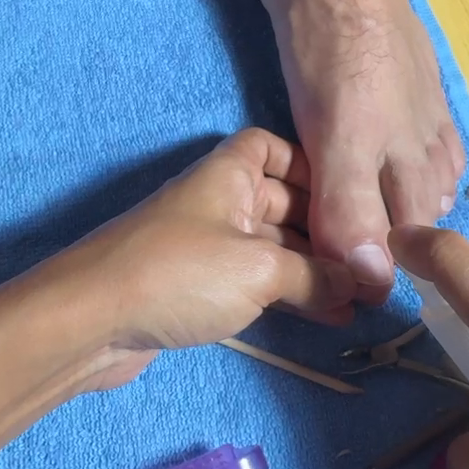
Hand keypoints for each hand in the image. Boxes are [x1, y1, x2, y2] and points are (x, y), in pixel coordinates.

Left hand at [33, 128, 359, 386]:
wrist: (92, 320)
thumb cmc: (180, 274)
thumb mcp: (258, 270)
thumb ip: (316, 274)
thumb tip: (364, 282)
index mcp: (227, 174)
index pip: (271, 148)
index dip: (310, 166)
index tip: (352, 199)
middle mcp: (218, 201)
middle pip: (281, 202)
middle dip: (326, 231)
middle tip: (375, 267)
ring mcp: (206, 245)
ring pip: (271, 247)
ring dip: (313, 271)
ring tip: (362, 302)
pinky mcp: (197, 286)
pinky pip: (253, 280)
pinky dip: (287, 294)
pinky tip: (326, 319)